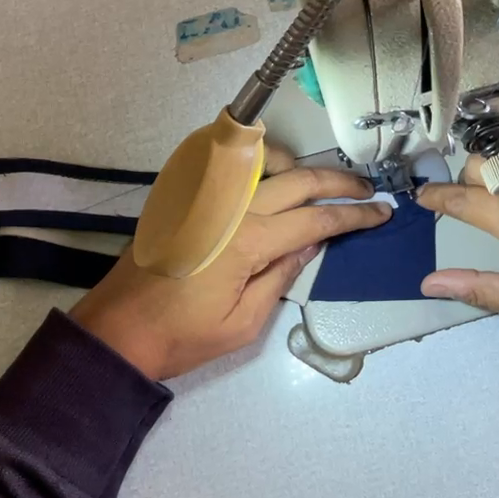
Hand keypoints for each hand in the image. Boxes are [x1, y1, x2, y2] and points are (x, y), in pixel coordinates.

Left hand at [70, 149, 391, 379]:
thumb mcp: (243, 323)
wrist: (117, 329)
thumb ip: (281, 277)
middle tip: (365, 189)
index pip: (316, 220)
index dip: (354, 215)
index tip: (381, 212)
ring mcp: (205, 195)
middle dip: (339, 183)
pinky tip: (271, 179)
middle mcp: (231, 208)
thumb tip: (312, 244)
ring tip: (318, 185)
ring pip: (265, 160)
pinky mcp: (186, 194)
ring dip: (299, 165)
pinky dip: (260, 162)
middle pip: (299, 180)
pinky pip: (231, 164)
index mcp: (248, 242)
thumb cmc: (181, 337)